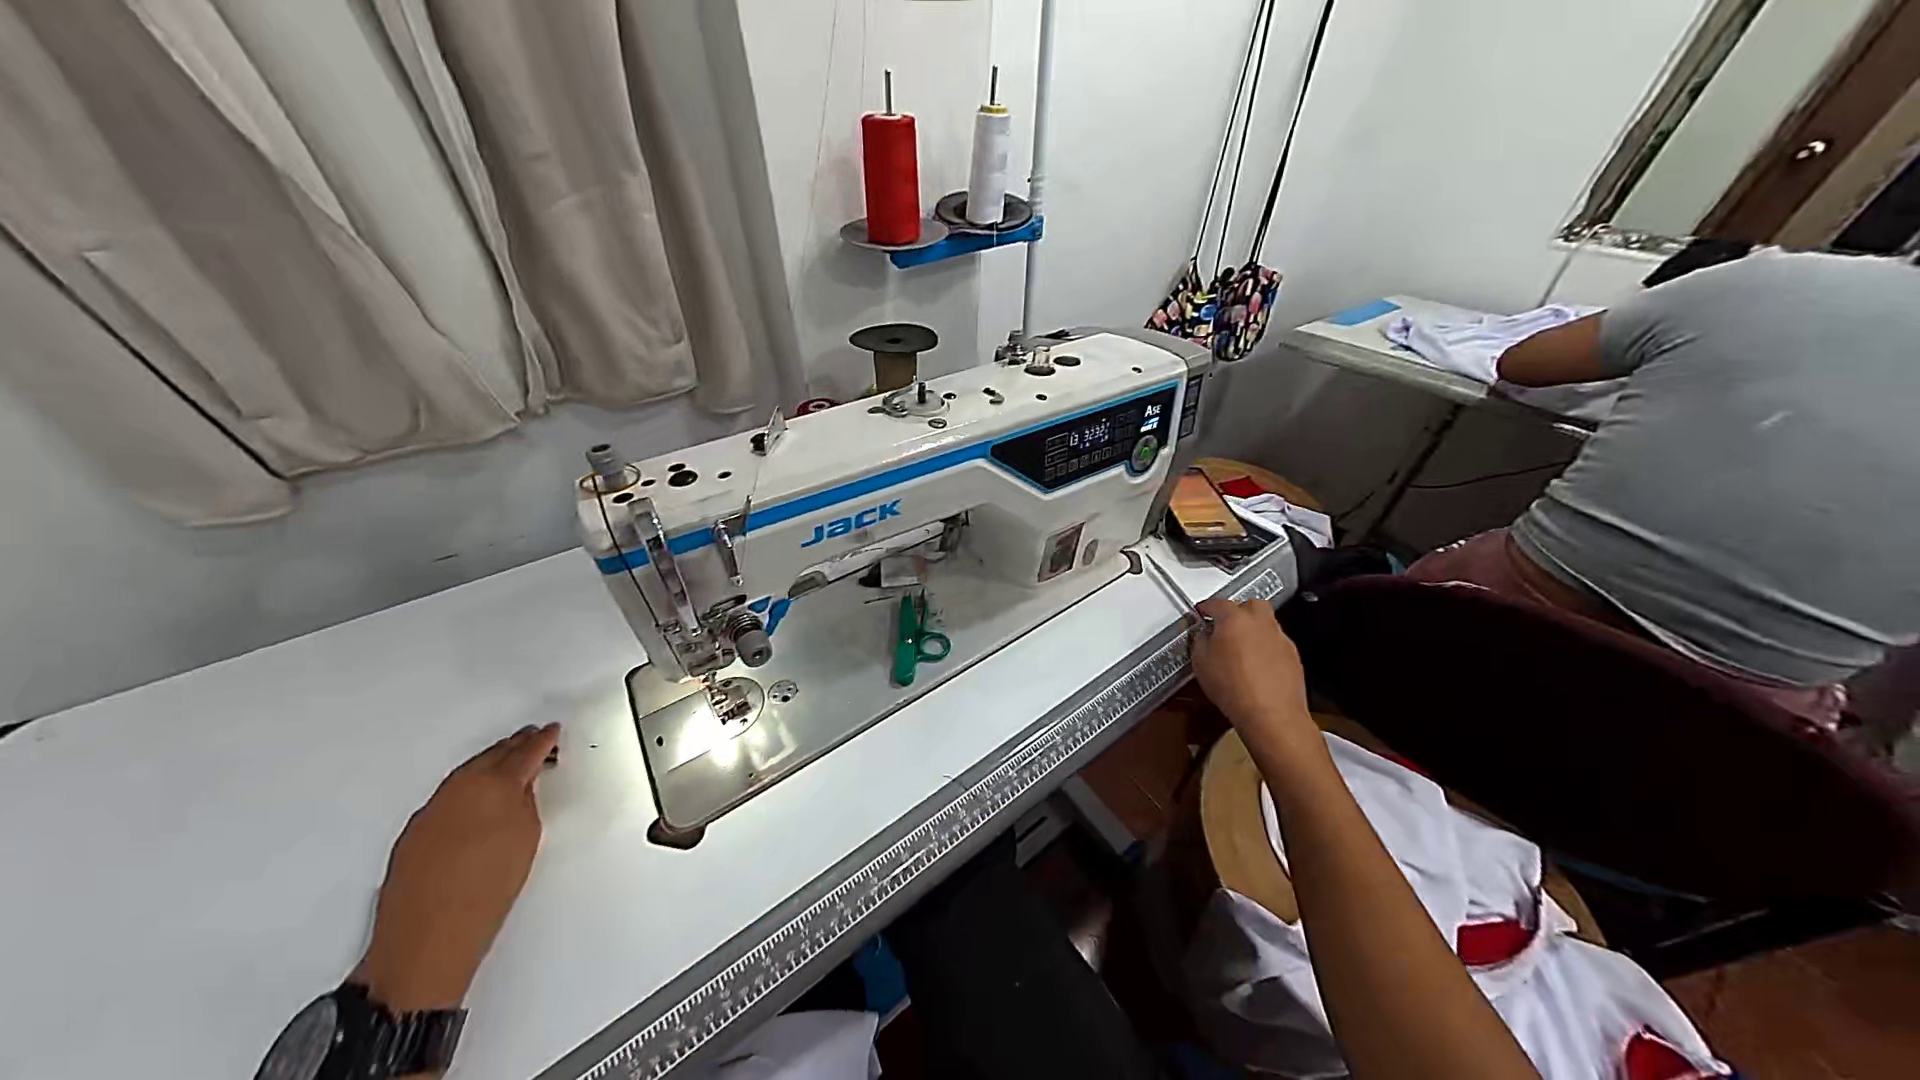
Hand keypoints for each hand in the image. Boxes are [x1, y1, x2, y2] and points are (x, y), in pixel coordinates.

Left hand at [354, 723, 560, 1011]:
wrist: (429, 938)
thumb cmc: (483, 893)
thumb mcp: (526, 839)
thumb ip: (525, 803)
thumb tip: (522, 789)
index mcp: (495, 786)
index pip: (525, 753)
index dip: (543, 741)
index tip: (551, 732)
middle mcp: (459, 790)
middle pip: (493, 756)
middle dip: (514, 746)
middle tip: (532, 738)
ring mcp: (432, 809)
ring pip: (467, 773)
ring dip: (489, 763)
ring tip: (507, 762)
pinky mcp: (414, 830)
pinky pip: (447, 794)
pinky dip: (465, 787)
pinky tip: (475, 797)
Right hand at [1191, 598, 1315, 754]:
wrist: (1269, 714)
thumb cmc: (1236, 689)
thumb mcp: (1200, 662)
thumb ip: (1200, 641)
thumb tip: (1202, 636)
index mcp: (1234, 619)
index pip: (1217, 603)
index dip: (1207, 607)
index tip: (1203, 611)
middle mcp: (1260, 623)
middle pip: (1251, 603)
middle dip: (1238, 609)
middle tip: (1225, 623)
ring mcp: (1279, 638)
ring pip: (1266, 622)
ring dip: (1253, 628)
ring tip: (1240, 646)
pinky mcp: (1292, 655)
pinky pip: (1276, 642)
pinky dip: (1266, 647)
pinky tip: (1255, 663)